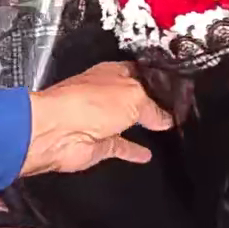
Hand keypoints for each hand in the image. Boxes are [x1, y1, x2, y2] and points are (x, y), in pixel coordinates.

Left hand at [22, 63, 173, 175]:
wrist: (56, 131)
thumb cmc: (84, 103)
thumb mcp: (134, 96)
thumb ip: (153, 107)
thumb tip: (164, 118)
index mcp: (112, 73)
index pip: (138, 72)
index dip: (154, 79)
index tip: (171, 86)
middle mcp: (105, 95)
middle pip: (132, 98)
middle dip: (150, 103)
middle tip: (171, 109)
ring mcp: (99, 120)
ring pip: (126, 122)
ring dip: (141, 127)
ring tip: (162, 129)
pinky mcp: (97, 144)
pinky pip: (120, 147)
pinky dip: (132, 151)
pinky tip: (145, 155)